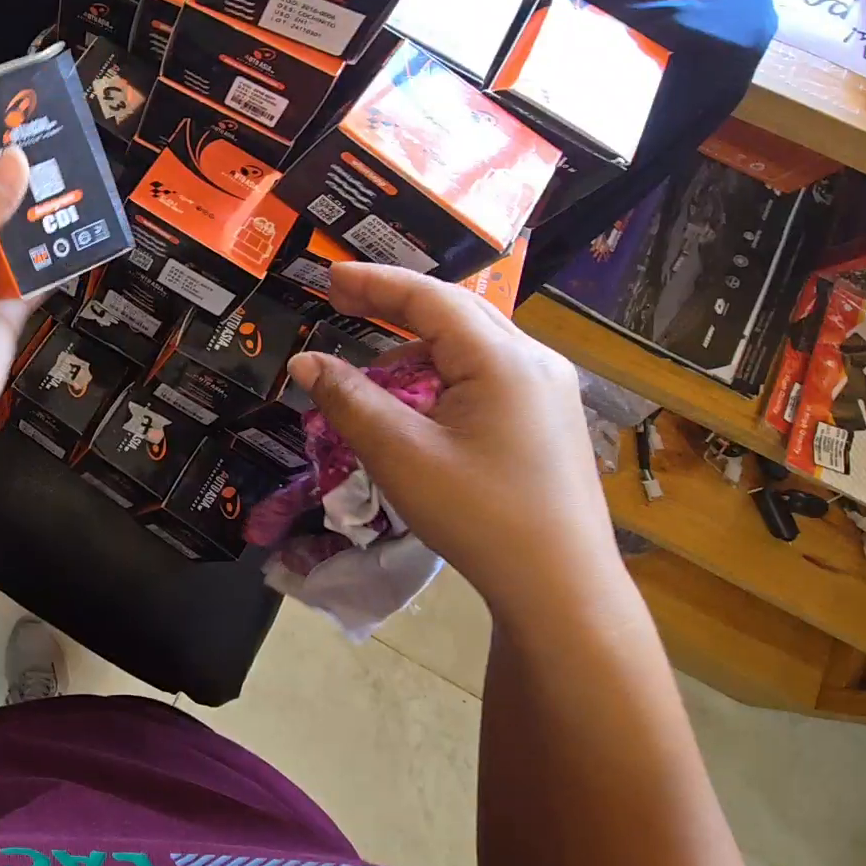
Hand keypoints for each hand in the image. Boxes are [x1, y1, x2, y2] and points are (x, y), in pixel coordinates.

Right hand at [287, 263, 623, 618]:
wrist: (561, 588)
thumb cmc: (478, 515)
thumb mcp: (400, 454)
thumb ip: (348, 399)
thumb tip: (304, 361)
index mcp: (503, 361)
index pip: (431, 299)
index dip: (376, 283)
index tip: (329, 277)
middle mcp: (534, 362)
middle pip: (456, 312)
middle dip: (395, 303)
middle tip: (341, 301)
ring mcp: (547, 390)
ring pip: (471, 344)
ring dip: (415, 345)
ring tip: (369, 370)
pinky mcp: (546, 418)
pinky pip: (484, 372)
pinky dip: (439, 372)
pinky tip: (415, 403)